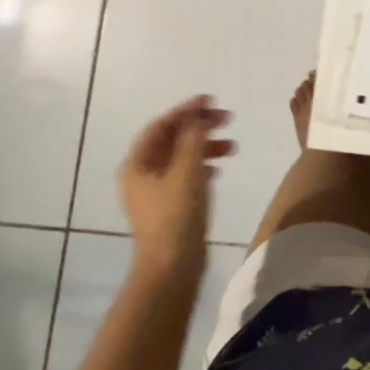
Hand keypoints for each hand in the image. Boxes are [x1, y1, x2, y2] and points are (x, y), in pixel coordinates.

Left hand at [118, 95, 233, 272]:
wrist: (171, 268)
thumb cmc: (176, 216)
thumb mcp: (187, 171)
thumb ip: (193, 139)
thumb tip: (197, 116)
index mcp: (137, 164)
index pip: (161, 126)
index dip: (185, 110)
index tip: (211, 100)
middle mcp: (141, 175)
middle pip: (171, 140)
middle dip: (199, 127)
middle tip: (227, 119)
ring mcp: (154, 192)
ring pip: (181, 158)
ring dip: (205, 147)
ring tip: (232, 146)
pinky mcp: (169, 207)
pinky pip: (185, 175)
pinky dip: (202, 166)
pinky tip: (219, 169)